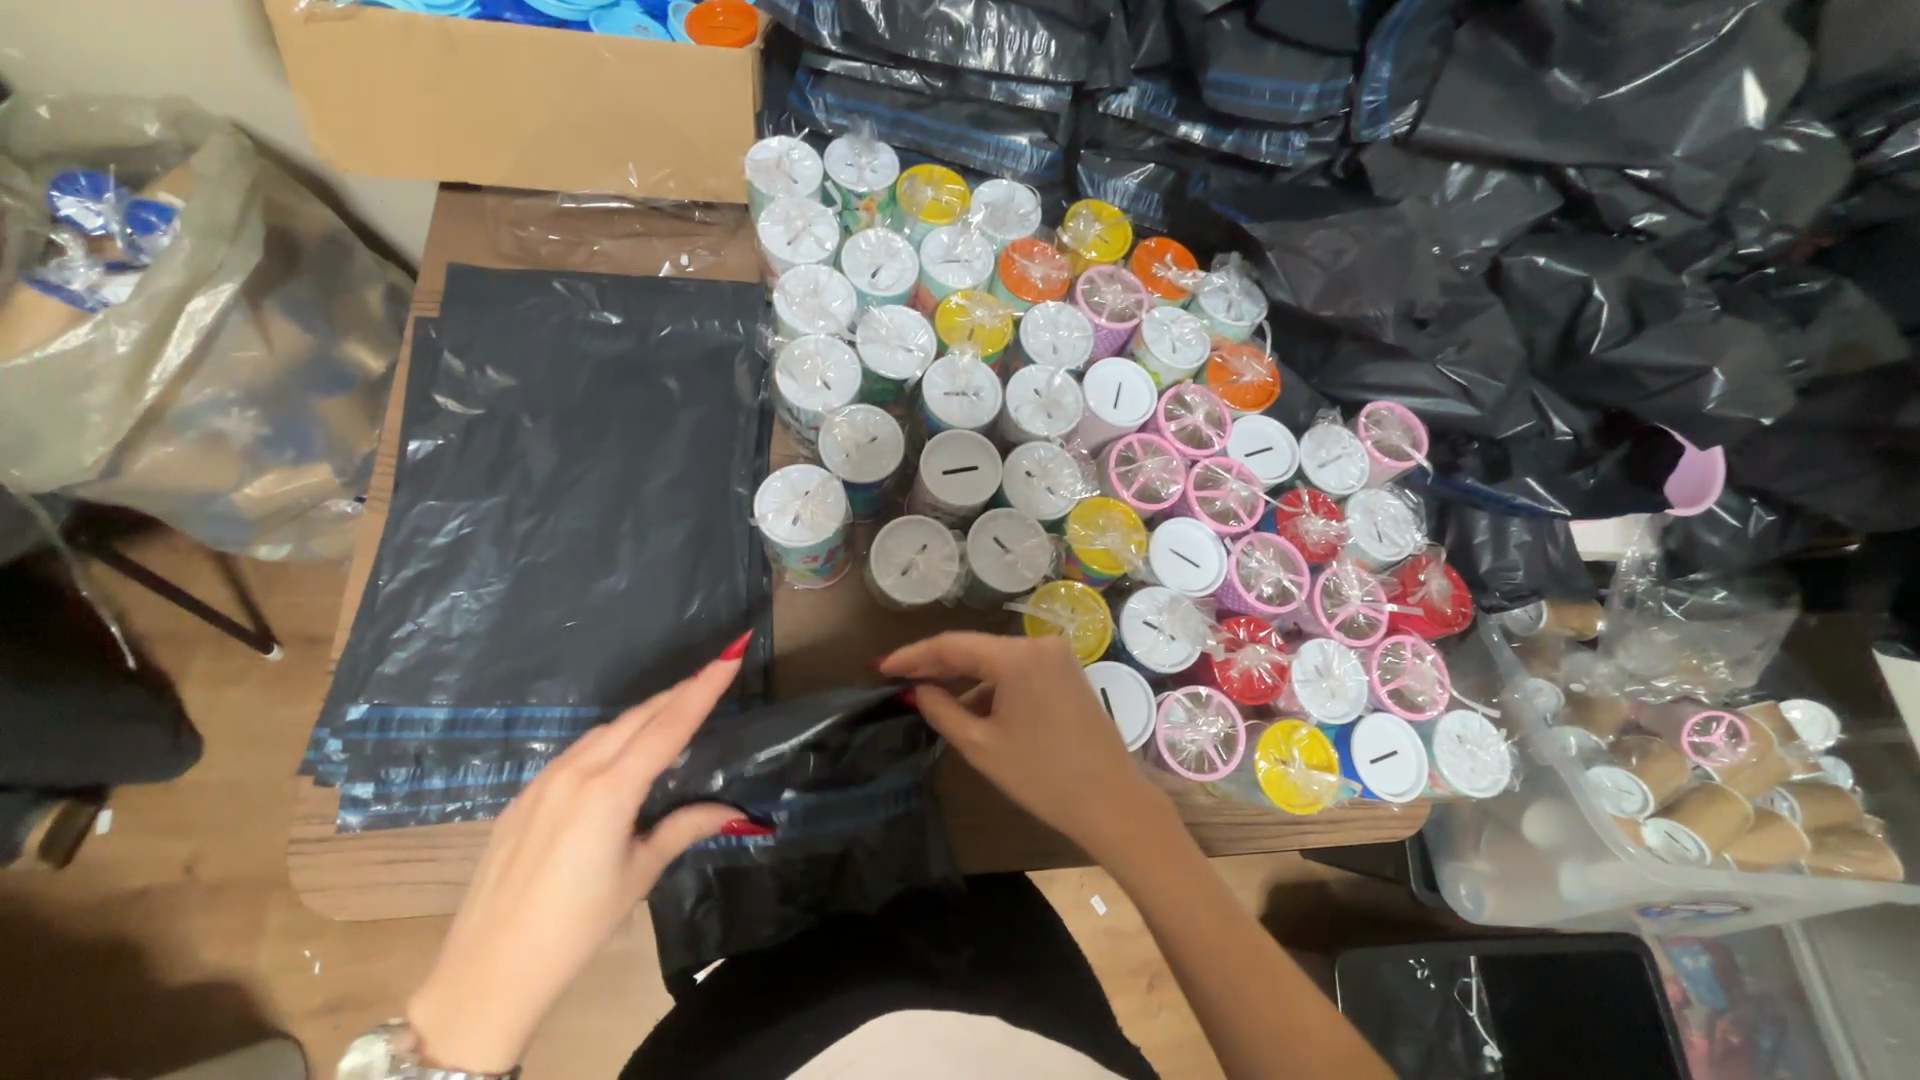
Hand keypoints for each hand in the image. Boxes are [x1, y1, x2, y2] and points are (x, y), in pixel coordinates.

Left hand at [405, 634, 753, 1072]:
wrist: (488, 971)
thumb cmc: (575, 929)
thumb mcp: (638, 877)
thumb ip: (682, 830)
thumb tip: (733, 810)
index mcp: (609, 792)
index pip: (667, 727)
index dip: (702, 689)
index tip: (729, 655)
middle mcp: (574, 774)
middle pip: (636, 718)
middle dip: (677, 693)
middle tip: (713, 674)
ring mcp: (542, 782)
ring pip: (603, 731)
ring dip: (643, 715)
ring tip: (676, 709)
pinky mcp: (523, 798)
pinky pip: (575, 752)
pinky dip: (610, 740)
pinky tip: (621, 753)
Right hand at [881, 632, 1172, 860]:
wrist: (1111, 802)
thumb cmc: (1042, 777)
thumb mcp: (980, 746)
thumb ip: (941, 710)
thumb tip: (918, 690)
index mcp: (1016, 657)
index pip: (951, 645)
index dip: (912, 656)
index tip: (882, 668)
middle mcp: (1039, 644)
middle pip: (975, 648)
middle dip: (936, 665)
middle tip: (897, 678)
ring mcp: (1058, 657)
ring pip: (997, 660)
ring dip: (964, 677)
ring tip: (929, 696)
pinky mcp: (1069, 673)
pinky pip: (1019, 670)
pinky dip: (992, 685)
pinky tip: (972, 706)